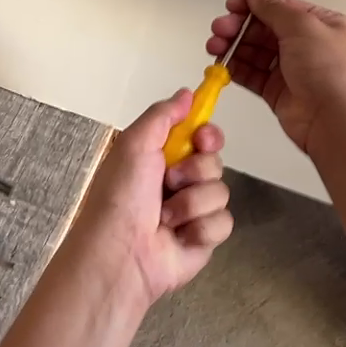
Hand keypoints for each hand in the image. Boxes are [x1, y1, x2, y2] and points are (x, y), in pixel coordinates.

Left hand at [70, 92, 233, 306]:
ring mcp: (194, 211)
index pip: (200, 136)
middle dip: (196, 170)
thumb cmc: (122, 195)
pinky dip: (200, 228)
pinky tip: (179, 236)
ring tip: (166, 217)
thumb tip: (187, 93)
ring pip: (221, 192)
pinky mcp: (205, 239)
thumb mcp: (135, 144)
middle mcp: (179, 181)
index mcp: (161, 157)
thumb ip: (163, 115)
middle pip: (215, 161)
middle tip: (171, 180)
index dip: (207, 135)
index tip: (201, 139)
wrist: (121, 253)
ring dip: (192, 203)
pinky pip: (224, 222)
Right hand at [208, 0, 345, 157]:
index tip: (231, 6)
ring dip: (233, 46)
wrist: (339, 123)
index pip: (279, 7)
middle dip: (238, 27)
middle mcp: (306, 45)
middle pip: (263, 29)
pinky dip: (236, 68)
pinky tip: (223, 64)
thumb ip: (272, 5)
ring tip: (216, 47)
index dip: (252, 4)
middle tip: (220, 29)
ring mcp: (291, 69)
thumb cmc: (331, 71)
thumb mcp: (302, 27)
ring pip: (254, 51)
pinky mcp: (277, 91)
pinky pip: (252, 74)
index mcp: (319, 24)